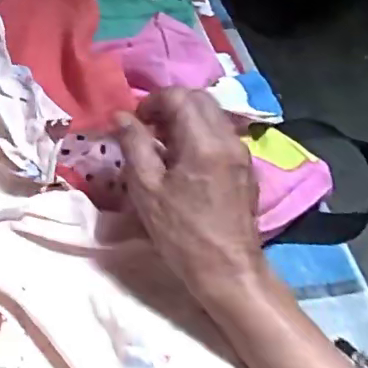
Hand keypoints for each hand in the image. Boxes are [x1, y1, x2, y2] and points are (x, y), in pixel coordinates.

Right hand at [115, 88, 265, 298]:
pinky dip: (198, 133)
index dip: (152, 102)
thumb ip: (133, 144)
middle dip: (169, 105)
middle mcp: (228, 139)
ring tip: (162, 145)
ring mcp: (241, 153)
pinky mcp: (245, 167)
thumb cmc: (181, 232)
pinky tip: (182, 161)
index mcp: (204, 142)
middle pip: (199, 98)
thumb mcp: (146, 188)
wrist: (228, 271)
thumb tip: (121, 116)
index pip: (178, 96)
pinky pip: (220, 133)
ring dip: (184, 118)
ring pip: (212, 114)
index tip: (135, 123)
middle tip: (147, 129)